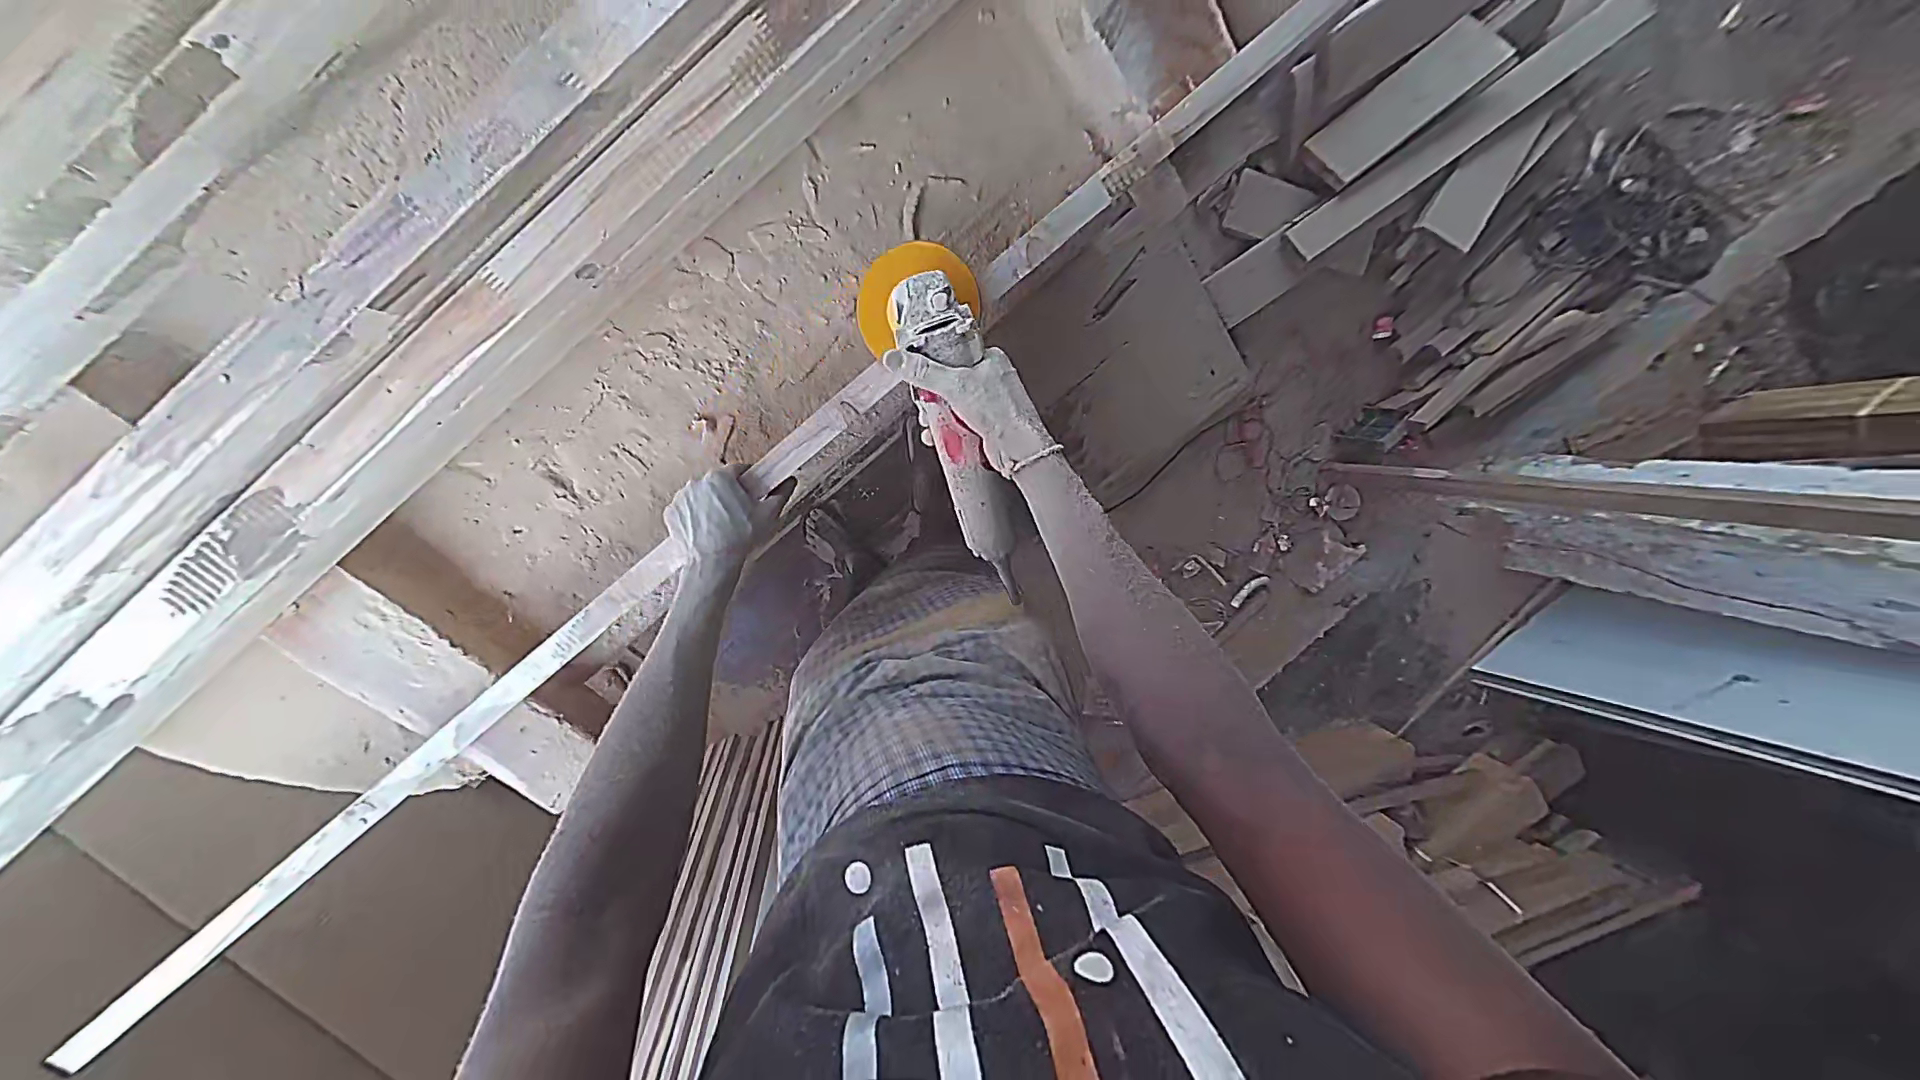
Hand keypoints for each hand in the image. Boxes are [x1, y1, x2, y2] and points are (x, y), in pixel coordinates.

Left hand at [666, 465, 785, 568]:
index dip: (748, 481)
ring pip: (701, 496)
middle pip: (718, 483)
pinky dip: (695, 517)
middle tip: (739, 513)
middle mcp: (698, 482)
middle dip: (728, 494)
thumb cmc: (740, 537)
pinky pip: (687, 510)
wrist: (711, 562)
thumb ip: (781, 493)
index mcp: (721, 477)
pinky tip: (707, 531)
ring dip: (710, 504)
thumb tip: (790, 481)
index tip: (753, 493)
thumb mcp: (768, 514)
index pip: (738, 470)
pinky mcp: (671, 513)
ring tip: (722, 525)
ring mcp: (681, 497)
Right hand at [883, 346, 1055, 473]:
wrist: (1018, 449)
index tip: (920, 370)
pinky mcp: (986, 424)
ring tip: (932, 421)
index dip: (934, 362)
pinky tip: (943, 434)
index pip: (953, 352)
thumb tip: (897, 358)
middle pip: (949, 382)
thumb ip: (923, 371)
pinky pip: (960, 422)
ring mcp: (989, 403)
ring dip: (938, 415)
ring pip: (953, 404)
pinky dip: (948, 429)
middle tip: (926, 401)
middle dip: (933, 396)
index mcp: (989, 359)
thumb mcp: (954, 385)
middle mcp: (991, 379)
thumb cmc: (1002, 413)